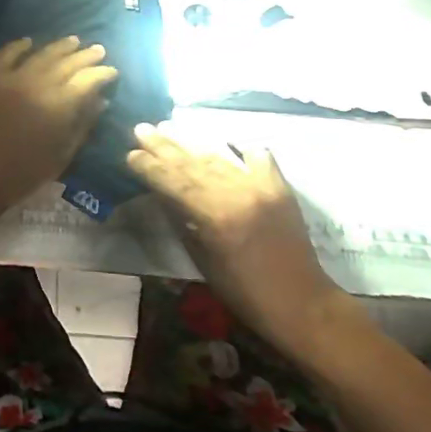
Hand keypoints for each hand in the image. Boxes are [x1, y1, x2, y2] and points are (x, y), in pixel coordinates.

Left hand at [0, 38, 118, 215]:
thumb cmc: (25, 172)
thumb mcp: (63, 154)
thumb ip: (83, 124)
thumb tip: (100, 101)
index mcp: (59, 105)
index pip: (87, 80)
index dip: (102, 73)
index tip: (112, 71)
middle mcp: (37, 84)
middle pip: (66, 63)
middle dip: (85, 56)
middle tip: (98, 50)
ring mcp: (11, 79)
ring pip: (40, 55)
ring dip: (59, 46)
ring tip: (74, 41)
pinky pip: (5, 55)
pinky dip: (18, 46)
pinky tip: (28, 42)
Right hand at [125, 123, 347, 350]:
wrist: (300, 303)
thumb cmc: (242, 291)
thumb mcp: (201, 258)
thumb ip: (180, 219)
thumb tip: (159, 191)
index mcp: (214, 215)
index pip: (173, 181)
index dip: (149, 166)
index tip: (130, 154)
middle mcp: (236, 193)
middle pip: (192, 163)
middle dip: (164, 147)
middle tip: (141, 129)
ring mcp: (260, 187)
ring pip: (218, 157)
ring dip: (191, 144)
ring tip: (169, 128)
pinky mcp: (280, 187)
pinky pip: (258, 157)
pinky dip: (241, 149)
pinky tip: (226, 141)